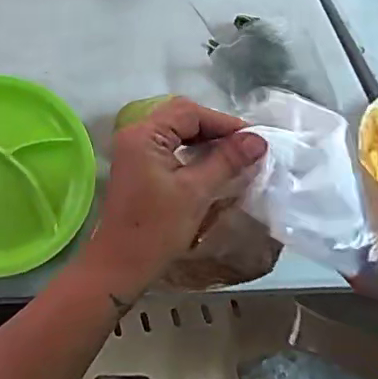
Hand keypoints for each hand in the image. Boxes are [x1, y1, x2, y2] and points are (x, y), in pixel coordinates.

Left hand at [82, 97, 267, 295]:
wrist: (120, 265)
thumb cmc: (157, 228)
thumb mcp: (196, 192)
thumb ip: (226, 160)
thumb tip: (257, 140)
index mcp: (143, 134)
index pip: (189, 113)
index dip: (224, 122)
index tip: (255, 139)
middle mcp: (135, 134)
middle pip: (181, 117)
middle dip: (215, 128)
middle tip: (246, 144)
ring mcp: (133, 150)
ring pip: (175, 131)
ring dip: (204, 139)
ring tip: (235, 153)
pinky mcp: (137, 166)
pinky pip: (169, 146)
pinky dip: (191, 151)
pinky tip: (212, 163)